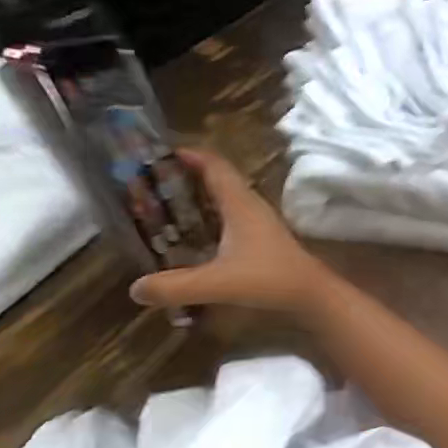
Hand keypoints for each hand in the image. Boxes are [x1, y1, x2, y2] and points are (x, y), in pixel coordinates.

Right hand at [128, 148, 332, 314]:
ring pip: (225, 198)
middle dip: (185, 176)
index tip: (156, 154)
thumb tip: (135, 289)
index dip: (188, 155)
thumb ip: (175, 286)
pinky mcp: (263, 237)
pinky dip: (209, 218)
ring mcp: (259, 221)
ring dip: (198, 197)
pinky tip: (192, 236)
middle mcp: (250, 205)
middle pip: (217, 178)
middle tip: (150, 182)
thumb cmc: (269, 279)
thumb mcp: (218, 283)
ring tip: (163, 206)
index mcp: (240, 203)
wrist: (313, 293)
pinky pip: (230, 217)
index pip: (214, 165)